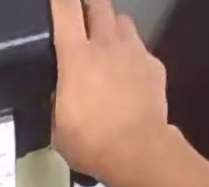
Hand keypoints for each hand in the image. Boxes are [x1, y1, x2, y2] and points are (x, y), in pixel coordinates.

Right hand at [50, 0, 171, 185]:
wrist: (136, 150)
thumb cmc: (90, 143)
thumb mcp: (59, 129)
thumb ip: (58, 103)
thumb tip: (61, 91)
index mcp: (76, 59)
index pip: (65, 12)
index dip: (59, 0)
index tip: (56, 0)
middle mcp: (106, 44)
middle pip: (98, 3)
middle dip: (88, 4)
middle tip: (81, 15)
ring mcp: (133, 51)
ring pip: (121, 21)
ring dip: (111, 27)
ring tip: (106, 45)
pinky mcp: (153, 64)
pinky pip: (139, 50)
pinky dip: (130, 57)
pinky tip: (127, 78)